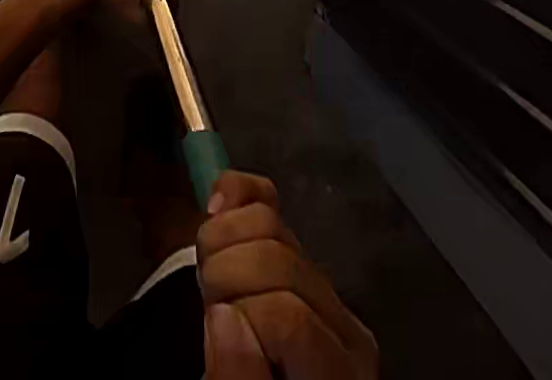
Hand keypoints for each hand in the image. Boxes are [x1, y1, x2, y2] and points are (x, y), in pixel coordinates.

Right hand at [200, 171, 377, 379]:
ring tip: (212, 284)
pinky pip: (267, 197)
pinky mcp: (292, 248)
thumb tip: (225, 316)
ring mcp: (320, 282)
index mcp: (335, 376)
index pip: (287, 316)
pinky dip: (236, 191)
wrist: (262, 370)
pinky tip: (215, 206)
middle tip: (209, 306)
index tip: (216, 333)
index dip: (239, 316)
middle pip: (276, 260)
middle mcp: (341, 324)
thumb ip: (237, 378)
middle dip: (224, 273)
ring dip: (221, 241)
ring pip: (268, 222)